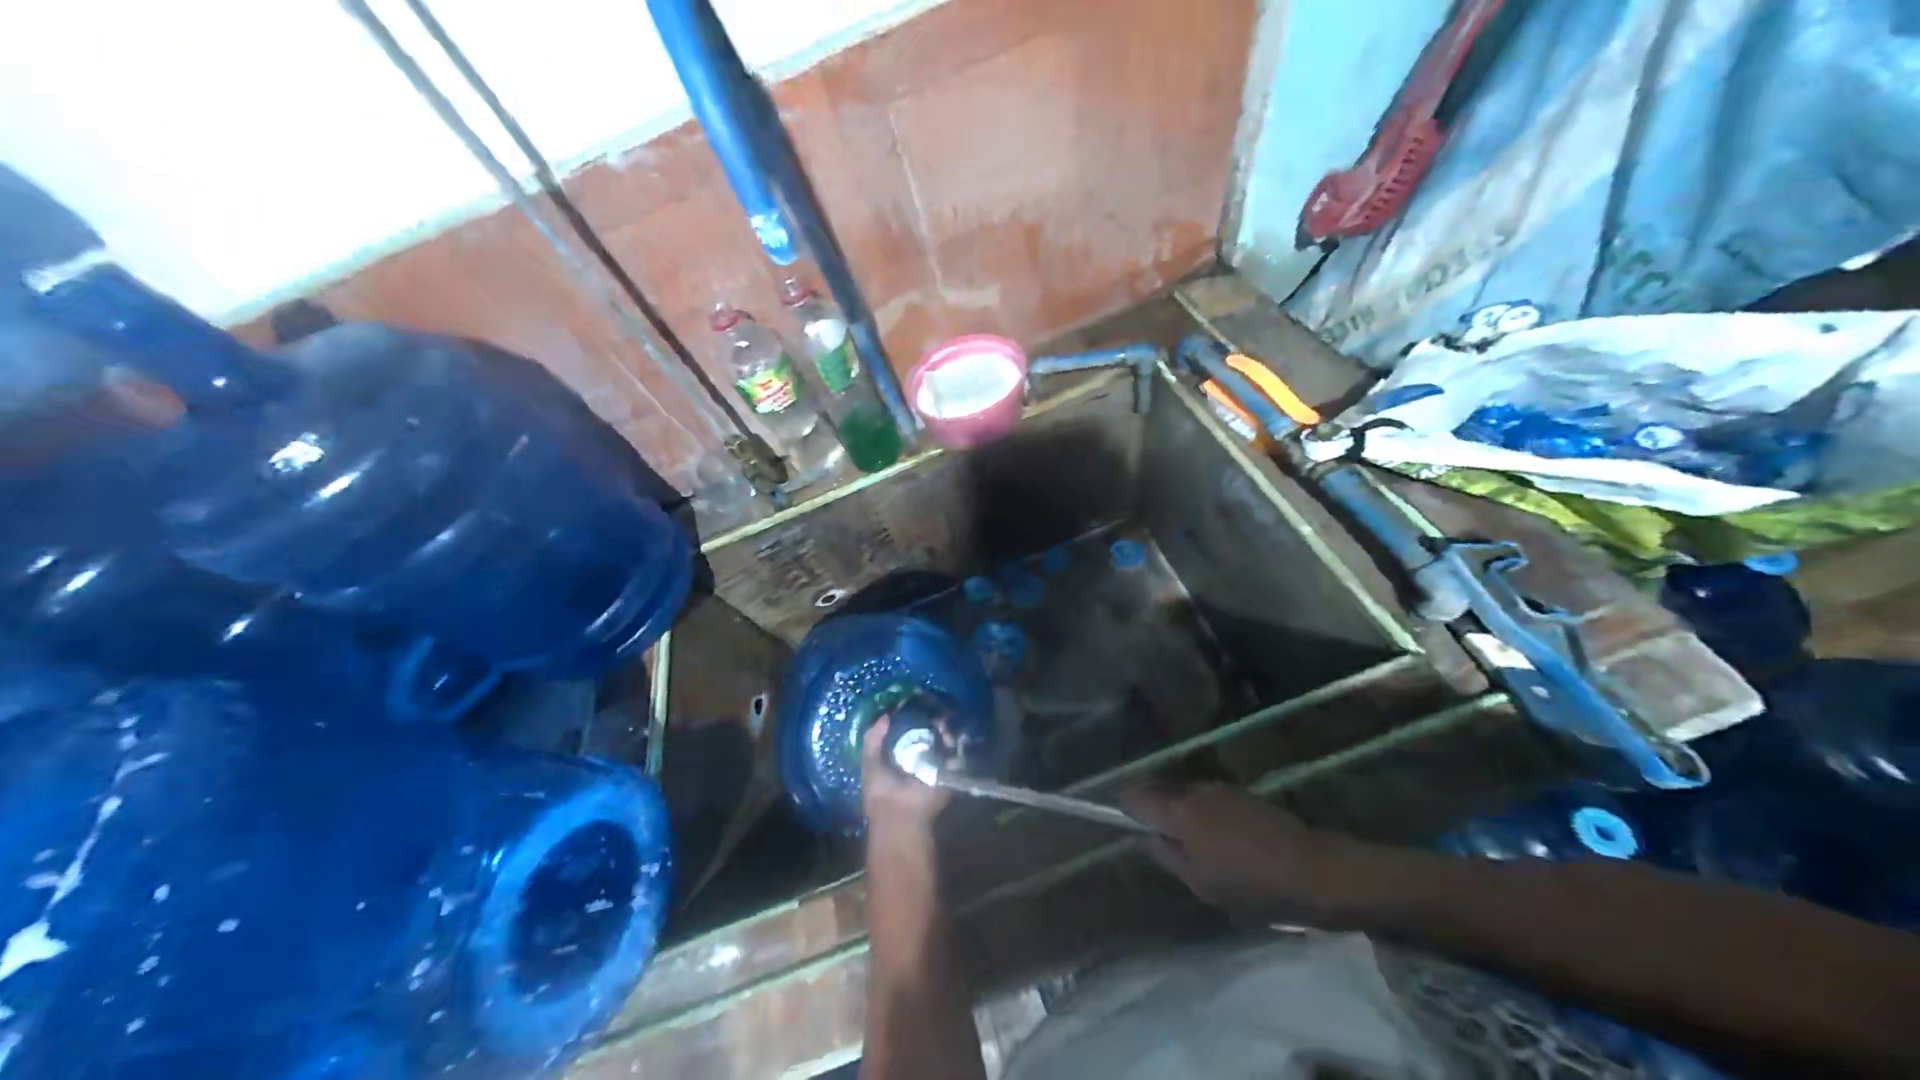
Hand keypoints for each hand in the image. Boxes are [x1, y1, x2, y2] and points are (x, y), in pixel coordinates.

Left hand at [862, 716, 949, 851]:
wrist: (899, 815)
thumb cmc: (880, 791)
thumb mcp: (870, 761)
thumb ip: (873, 738)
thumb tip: (886, 715)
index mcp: (900, 754)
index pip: (909, 729)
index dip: (911, 716)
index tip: (913, 704)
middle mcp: (920, 757)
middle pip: (930, 732)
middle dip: (931, 720)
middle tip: (930, 711)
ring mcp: (936, 763)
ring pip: (945, 739)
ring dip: (943, 729)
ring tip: (939, 722)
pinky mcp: (950, 771)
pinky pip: (955, 752)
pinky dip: (953, 742)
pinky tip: (946, 735)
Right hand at [1120, 782, 1366, 924]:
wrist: (1315, 871)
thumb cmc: (1250, 884)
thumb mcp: (1200, 883)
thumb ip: (1167, 855)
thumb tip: (1152, 836)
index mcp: (1179, 810)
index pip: (1137, 797)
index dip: (1125, 806)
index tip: (1121, 819)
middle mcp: (1197, 790)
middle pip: (1162, 791)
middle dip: (1154, 808)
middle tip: (1154, 836)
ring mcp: (1224, 790)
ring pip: (1188, 796)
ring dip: (1182, 812)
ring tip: (1189, 842)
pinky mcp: (1247, 796)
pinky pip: (1211, 801)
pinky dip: (1206, 815)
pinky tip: (1219, 841)